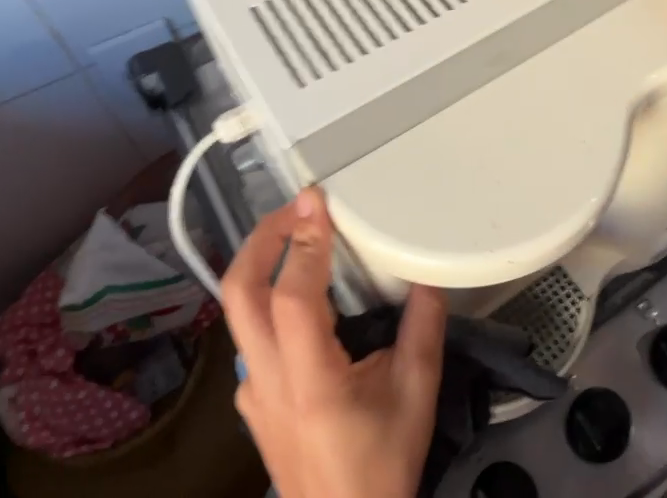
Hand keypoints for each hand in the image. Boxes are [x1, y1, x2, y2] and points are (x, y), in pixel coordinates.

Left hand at [221, 187, 445, 497]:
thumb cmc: (381, 463)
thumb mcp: (416, 393)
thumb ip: (424, 328)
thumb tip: (427, 275)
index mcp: (310, 381)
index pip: (292, 299)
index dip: (302, 244)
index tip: (315, 203)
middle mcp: (266, 381)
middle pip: (239, 294)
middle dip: (262, 238)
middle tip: (296, 208)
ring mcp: (250, 391)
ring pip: (238, 314)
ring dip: (260, 263)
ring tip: (297, 236)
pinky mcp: (250, 399)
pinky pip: (250, 336)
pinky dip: (267, 298)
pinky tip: (301, 296)